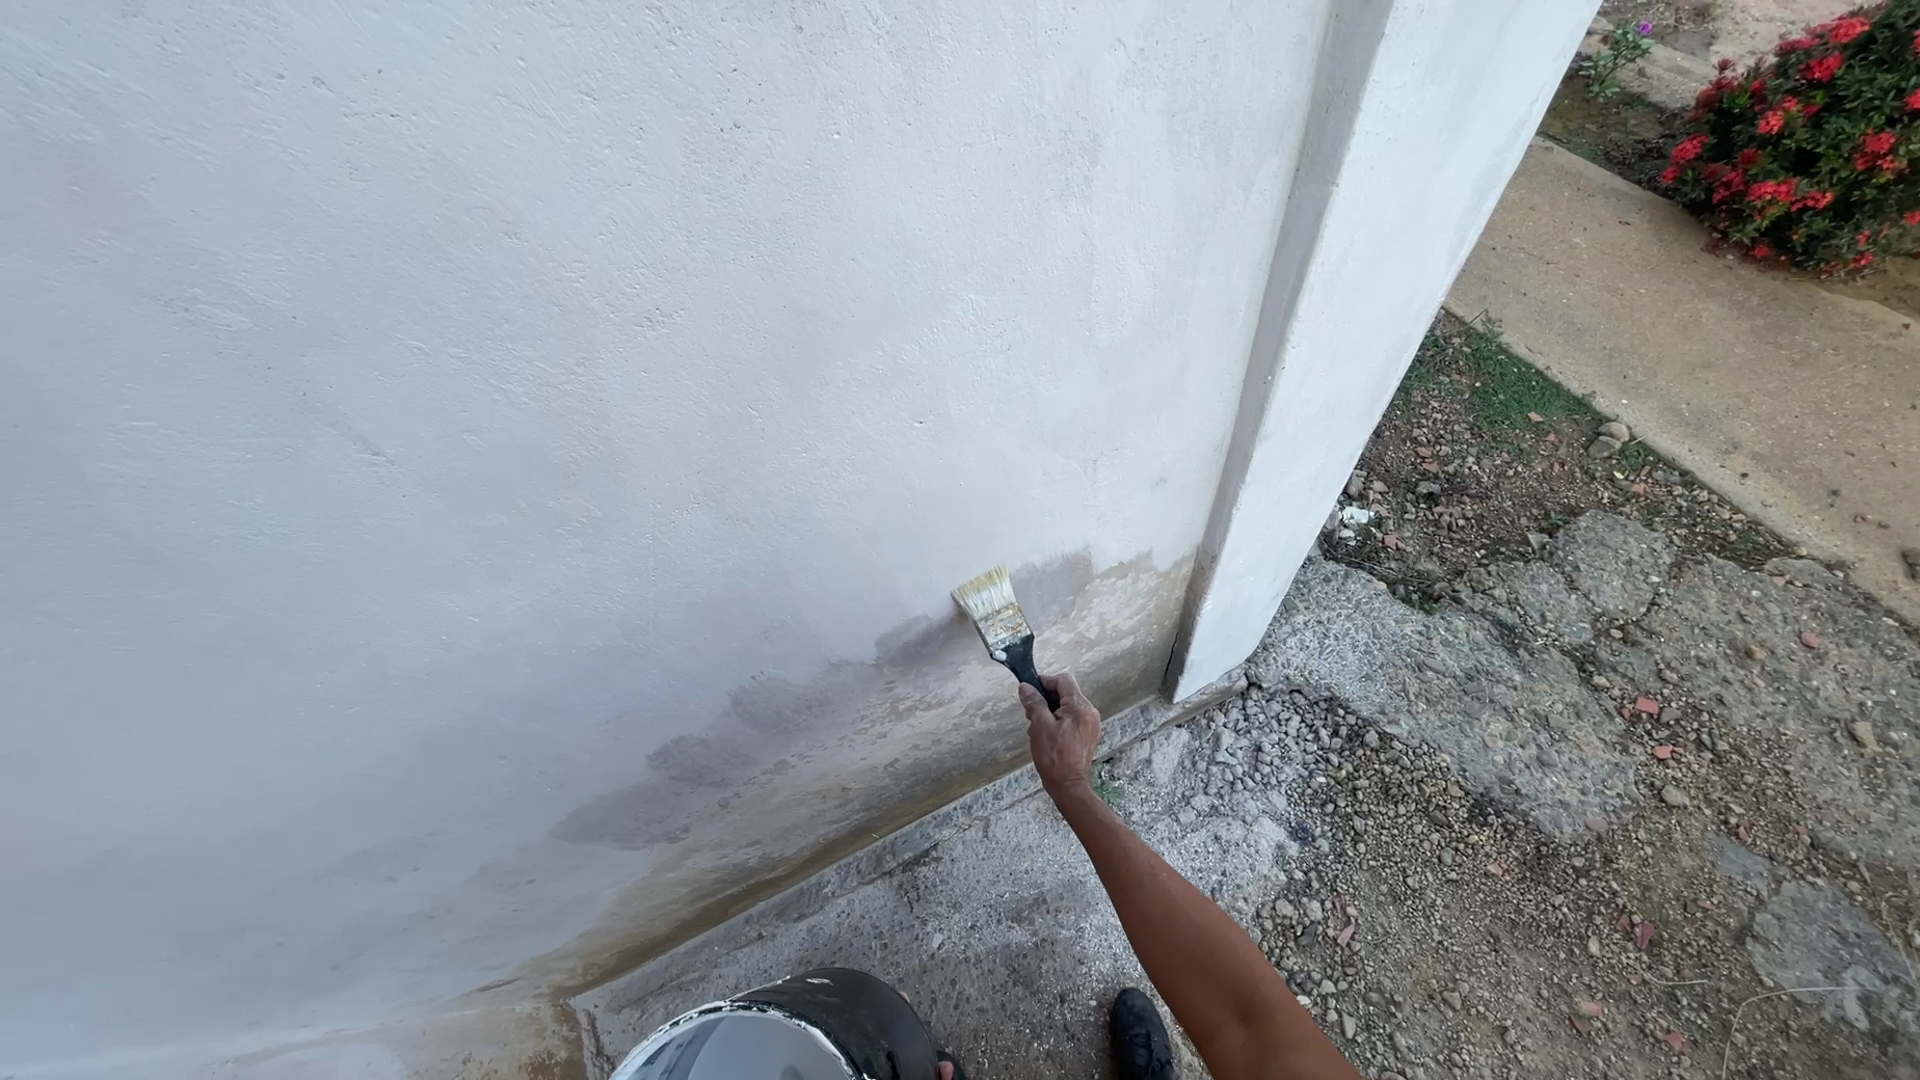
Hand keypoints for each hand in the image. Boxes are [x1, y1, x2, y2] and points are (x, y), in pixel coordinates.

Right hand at [1019, 672, 1100, 797]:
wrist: (1069, 786)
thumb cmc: (1055, 758)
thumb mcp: (1040, 726)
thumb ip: (1034, 703)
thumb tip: (1026, 687)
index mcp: (1080, 707)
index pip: (1063, 680)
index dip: (1045, 682)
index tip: (1031, 691)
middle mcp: (1089, 712)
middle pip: (1065, 693)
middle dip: (1046, 700)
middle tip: (1031, 714)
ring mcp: (1090, 724)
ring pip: (1067, 706)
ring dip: (1050, 712)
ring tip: (1037, 728)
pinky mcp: (1087, 734)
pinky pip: (1071, 719)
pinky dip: (1057, 721)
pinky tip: (1046, 735)